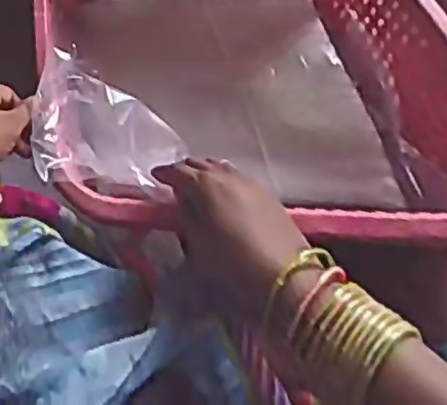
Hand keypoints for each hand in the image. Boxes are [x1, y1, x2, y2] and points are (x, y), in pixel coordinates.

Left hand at [0, 83, 30, 162]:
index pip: (12, 94)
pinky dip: (0, 141)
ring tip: (23, 152)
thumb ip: (26, 112)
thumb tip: (35, 100)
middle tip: (29, 142)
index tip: (31, 126)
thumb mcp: (13, 124)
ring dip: (12, 136)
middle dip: (19, 126)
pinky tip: (9, 153)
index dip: (24, 109)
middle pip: (5, 109)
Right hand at [153, 158, 308, 312]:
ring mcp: (249, 182)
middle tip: (177, 182)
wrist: (290, 282)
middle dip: (185, 170)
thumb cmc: (235, 266)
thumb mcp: (198, 244)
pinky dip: (226, 180)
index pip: (176, 171)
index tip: (155, 177)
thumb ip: (186, 215)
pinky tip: (227, 195)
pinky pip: (238, 176)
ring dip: (207, 173)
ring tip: (201, 187)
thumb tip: (181, 200)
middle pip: (198, 163)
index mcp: (203, 184)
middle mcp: (224, 175)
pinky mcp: (268, 193)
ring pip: (220, 167)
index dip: (163, 173)